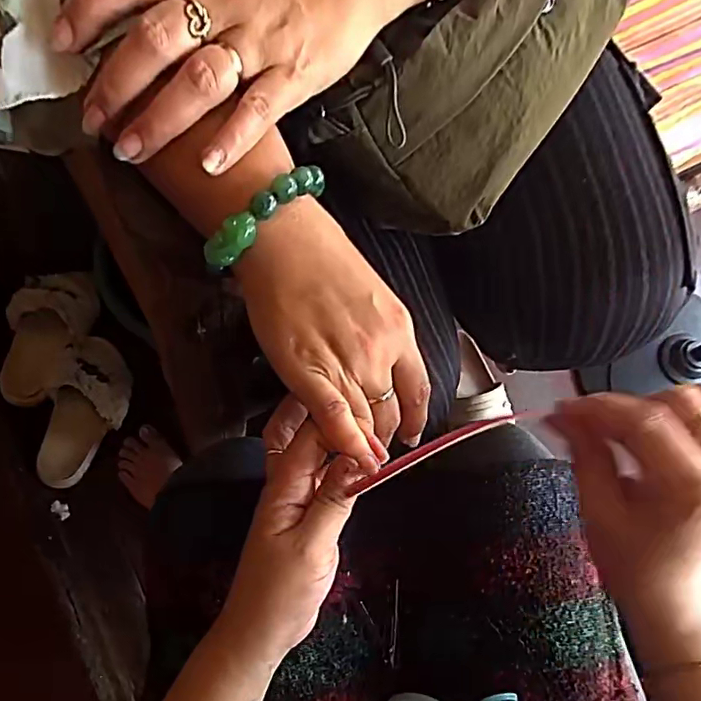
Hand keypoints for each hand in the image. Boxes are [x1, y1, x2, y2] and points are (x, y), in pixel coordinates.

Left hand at [55, 0, 433, 170]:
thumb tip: (125, 20)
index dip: (91, 7)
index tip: (61, 41)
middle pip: (157, 37)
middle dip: (115, 82)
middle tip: (91, 119)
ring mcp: (261, 37)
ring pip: (201, 79)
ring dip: (159, 119)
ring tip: (128, 150)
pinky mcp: (294, 72)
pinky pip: (259, 110)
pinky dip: (232, 139)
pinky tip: (208, 165)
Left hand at [217, 398, 364, 651]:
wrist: (259, 629)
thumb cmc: (279, 594)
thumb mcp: (311, 547)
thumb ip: (334, 500)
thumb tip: (359, 458)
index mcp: (281, 487)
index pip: (310, 436)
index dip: (343, 425)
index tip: (378, 431)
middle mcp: (286, 487)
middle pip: (308, 437)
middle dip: (338, 421)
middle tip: (377, 417)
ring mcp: (295, 501)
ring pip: (316, 457)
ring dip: (342, 443)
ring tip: (377, 435)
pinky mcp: (305, 517)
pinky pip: (323, 481)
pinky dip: (342, 470)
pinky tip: (364, 468)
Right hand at [241, 202, 429, 464]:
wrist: (283, 239)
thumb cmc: (317, 255)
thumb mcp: (367, 292)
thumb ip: (375, 330)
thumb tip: (371, 356)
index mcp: (398, 328)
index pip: (417, 388)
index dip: (413, 418)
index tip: (407, 433)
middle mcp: (380, 349)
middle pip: (388, 410)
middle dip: (383, 438)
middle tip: (374, 454)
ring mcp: (347, 362)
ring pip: (365, 420)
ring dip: (364, 446)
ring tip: (358, 462)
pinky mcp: (310, 371)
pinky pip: (335, 418)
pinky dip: (346, 443)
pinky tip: (352, 459)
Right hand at [547, 383, 700, 633]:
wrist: (670, 585)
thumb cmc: (631, 558)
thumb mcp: (597, 510)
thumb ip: (587, 454)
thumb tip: (566, 416)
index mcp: (689, 486)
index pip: (646, 420)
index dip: (601, 407)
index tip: (569, 408)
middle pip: (681, 401)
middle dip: (628, 404)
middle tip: (595, 422)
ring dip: (668, 399)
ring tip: (637, 422)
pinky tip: (689, 414)